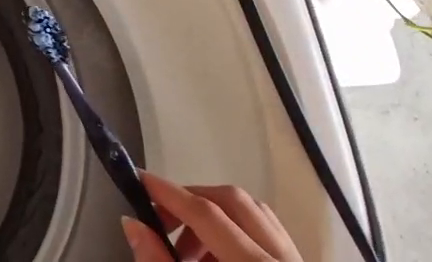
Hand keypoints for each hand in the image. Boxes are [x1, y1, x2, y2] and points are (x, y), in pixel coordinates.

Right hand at [122, 172, 303, 261]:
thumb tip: (133, 223)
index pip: (208, 214)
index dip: (168, 193)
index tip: (137, 178)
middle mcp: (285, 259)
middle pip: (234, 201)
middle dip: (191, 201)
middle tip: (161, 221)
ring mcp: (299, 260)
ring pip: (255, 214)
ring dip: (214, 218)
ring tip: (187, 249)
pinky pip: (269, 234)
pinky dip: (237, 234)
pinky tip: (215, 258)